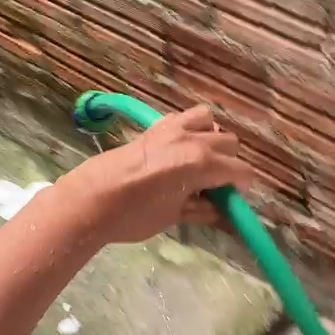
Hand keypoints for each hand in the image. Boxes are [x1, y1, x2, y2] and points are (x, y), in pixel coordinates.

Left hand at [52, 104, 257, 245]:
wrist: (92, 200)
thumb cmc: (134, 215)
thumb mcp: (174, 216)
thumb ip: (203, 209)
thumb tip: (221, 210)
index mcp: (201, 164)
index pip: (240, 171)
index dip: (241, 187)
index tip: (233, 200)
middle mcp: (192, 140)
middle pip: (229, 143)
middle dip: (228, 164)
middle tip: (213, 186)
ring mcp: (173, 128)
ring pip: (210, 122)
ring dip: (211, 140)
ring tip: (198, 162)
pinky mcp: (155, 126)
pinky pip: (185, 117)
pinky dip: (191, 129)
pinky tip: (179, 150)